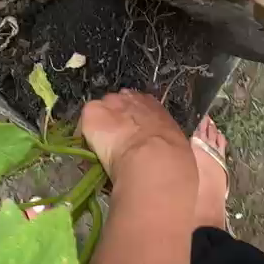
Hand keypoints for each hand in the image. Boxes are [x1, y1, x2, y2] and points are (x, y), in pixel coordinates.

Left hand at [79, 90, 194, 190]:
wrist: (156, 162)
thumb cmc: (175, 164)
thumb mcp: (180, 152)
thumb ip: (167, 147)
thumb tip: (165, 157)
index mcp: (155, 108)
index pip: (141, 107)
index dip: (134, 123)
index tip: (132, 139)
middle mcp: (132, 100)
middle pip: (118, 106)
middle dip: (116, 123)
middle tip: (117, 148)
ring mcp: (111, 104)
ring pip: (100, 113)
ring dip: (100, 129)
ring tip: (101, 154)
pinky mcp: (93, 113)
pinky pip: (84, 124)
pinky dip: (84, 137)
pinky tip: (89, 156)